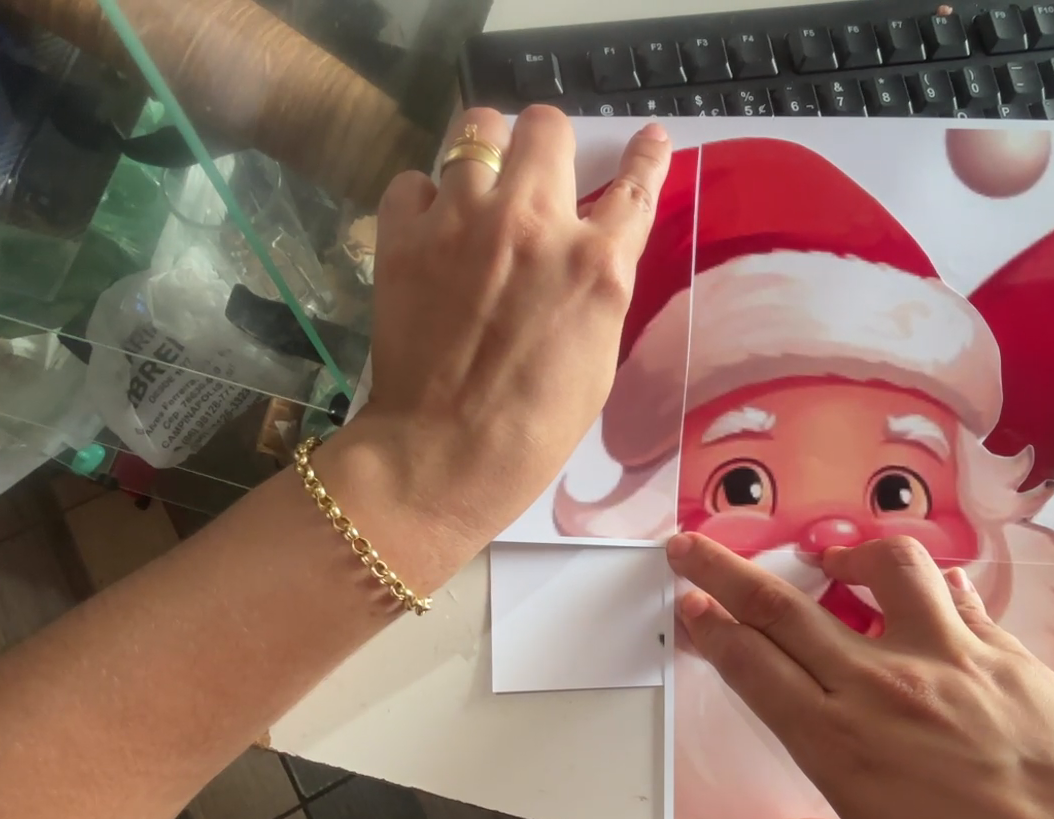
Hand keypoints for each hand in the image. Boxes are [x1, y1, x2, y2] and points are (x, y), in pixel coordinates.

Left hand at [347, 106, 671, 543]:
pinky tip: (428, 232)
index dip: (646, 157)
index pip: (635, 187)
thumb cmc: (534, 430)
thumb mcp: (596, 360)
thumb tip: (586, 259)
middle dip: (547, 146)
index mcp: (596, 266)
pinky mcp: (404, 236)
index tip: (649, 139)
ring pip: (477, 128)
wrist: (444, 458)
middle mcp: (534, 224)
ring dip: (484, 153)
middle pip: (548, 127)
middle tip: (535, 176)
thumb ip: (596, 293)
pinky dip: (423, 200)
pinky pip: (413, 181)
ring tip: (476, 187)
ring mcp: (463, 221)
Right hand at [665, 531, 1053, 818]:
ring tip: (829, 562)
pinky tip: (928, 598)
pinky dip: (929, 583)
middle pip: (782, 607)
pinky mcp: (1007, 649)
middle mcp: (881, 683)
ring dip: (842, 555)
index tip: (685, 600)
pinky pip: (956, 592)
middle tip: (690, 544)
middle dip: (723, 569)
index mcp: (839, 742)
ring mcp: (948, 655)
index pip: (751, 665)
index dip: (709, 626)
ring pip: (880, 570)